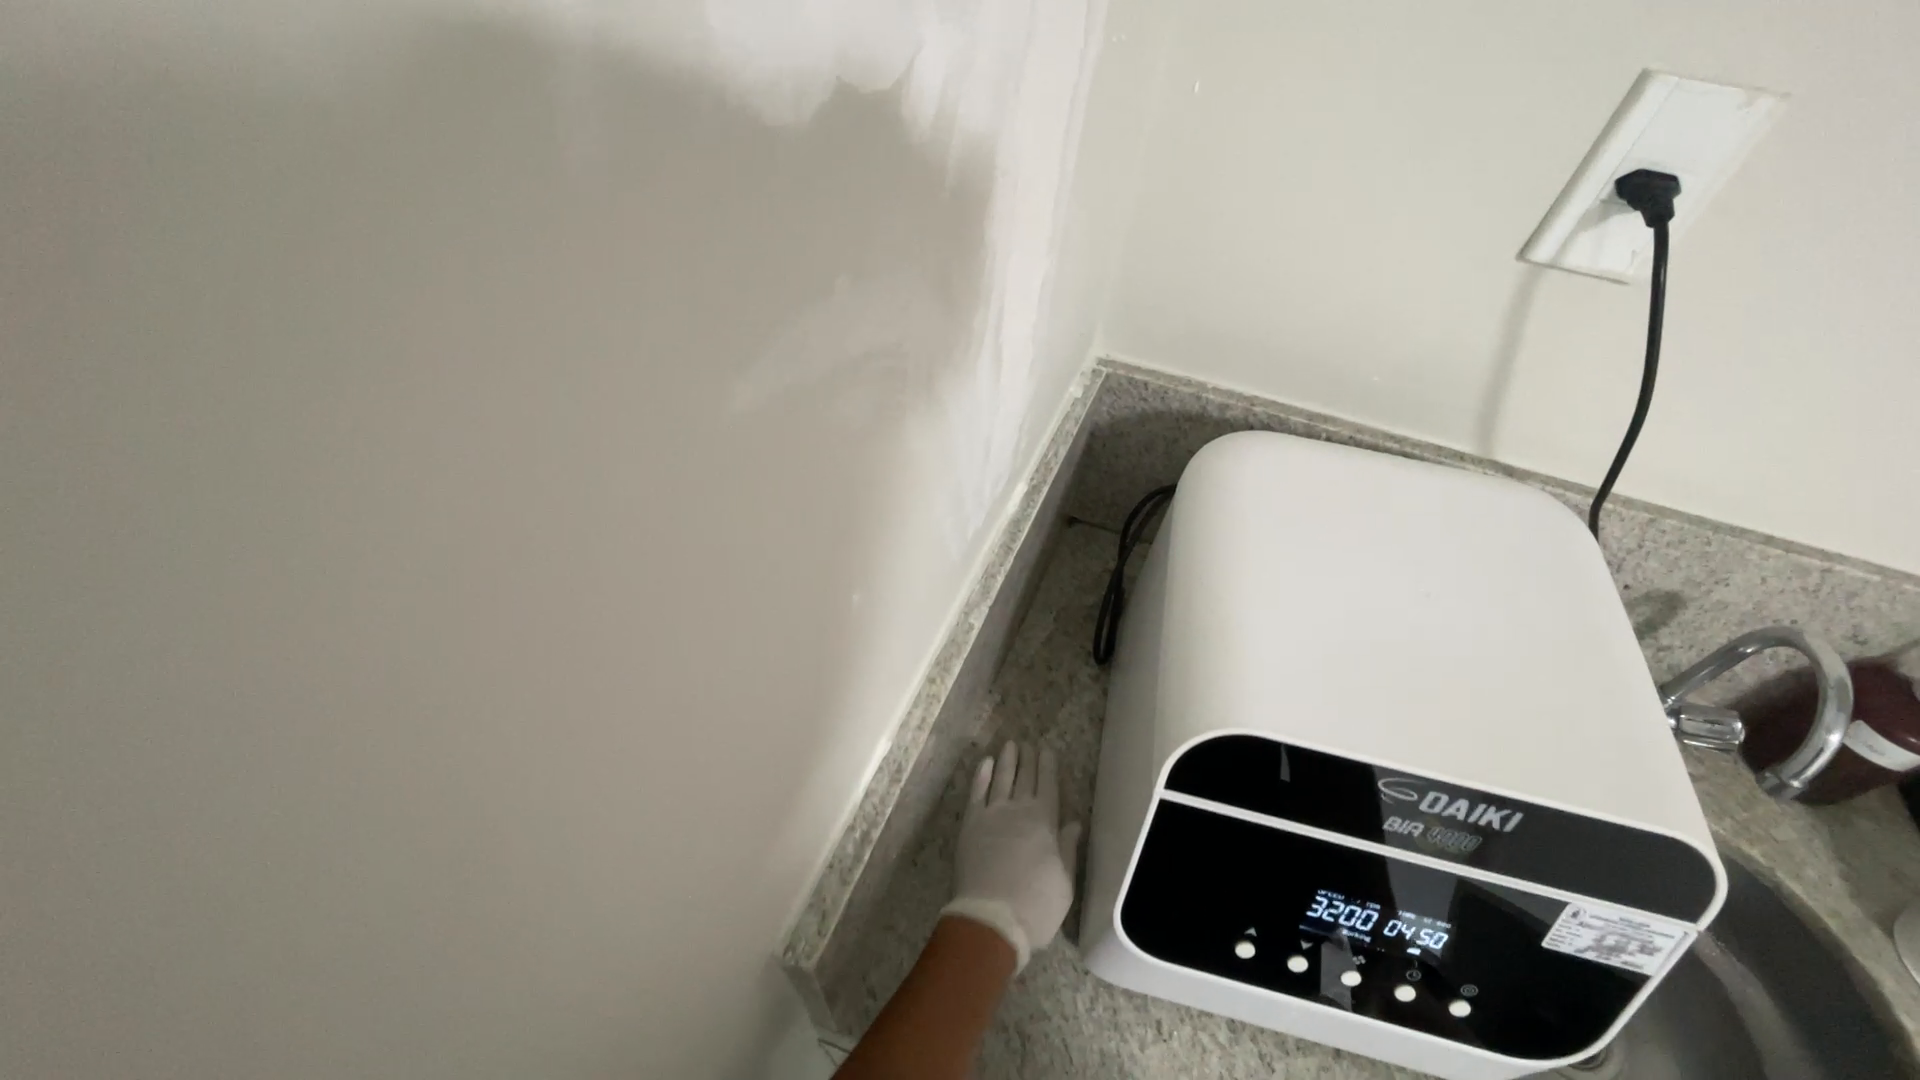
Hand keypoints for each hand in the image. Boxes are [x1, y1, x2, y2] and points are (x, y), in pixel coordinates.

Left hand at [940, 741, 1081, 971]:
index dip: (1048, 767)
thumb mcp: (1065, 882)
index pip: (1048, 786)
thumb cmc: (1036, 906)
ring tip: (1009, 745)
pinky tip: (984, 763)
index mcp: (1045, 823)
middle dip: (1027, 759)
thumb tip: (1074, 822)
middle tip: (1028, 743)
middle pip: (1024, 778)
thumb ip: (1068, 848)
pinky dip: (980, 776)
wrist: (992, 918)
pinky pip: (976, 792)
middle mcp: (1018, 811)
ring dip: (1005, 761)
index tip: (1046, 750)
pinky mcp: (970, 825)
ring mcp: (991, 815)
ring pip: (1000, 779)